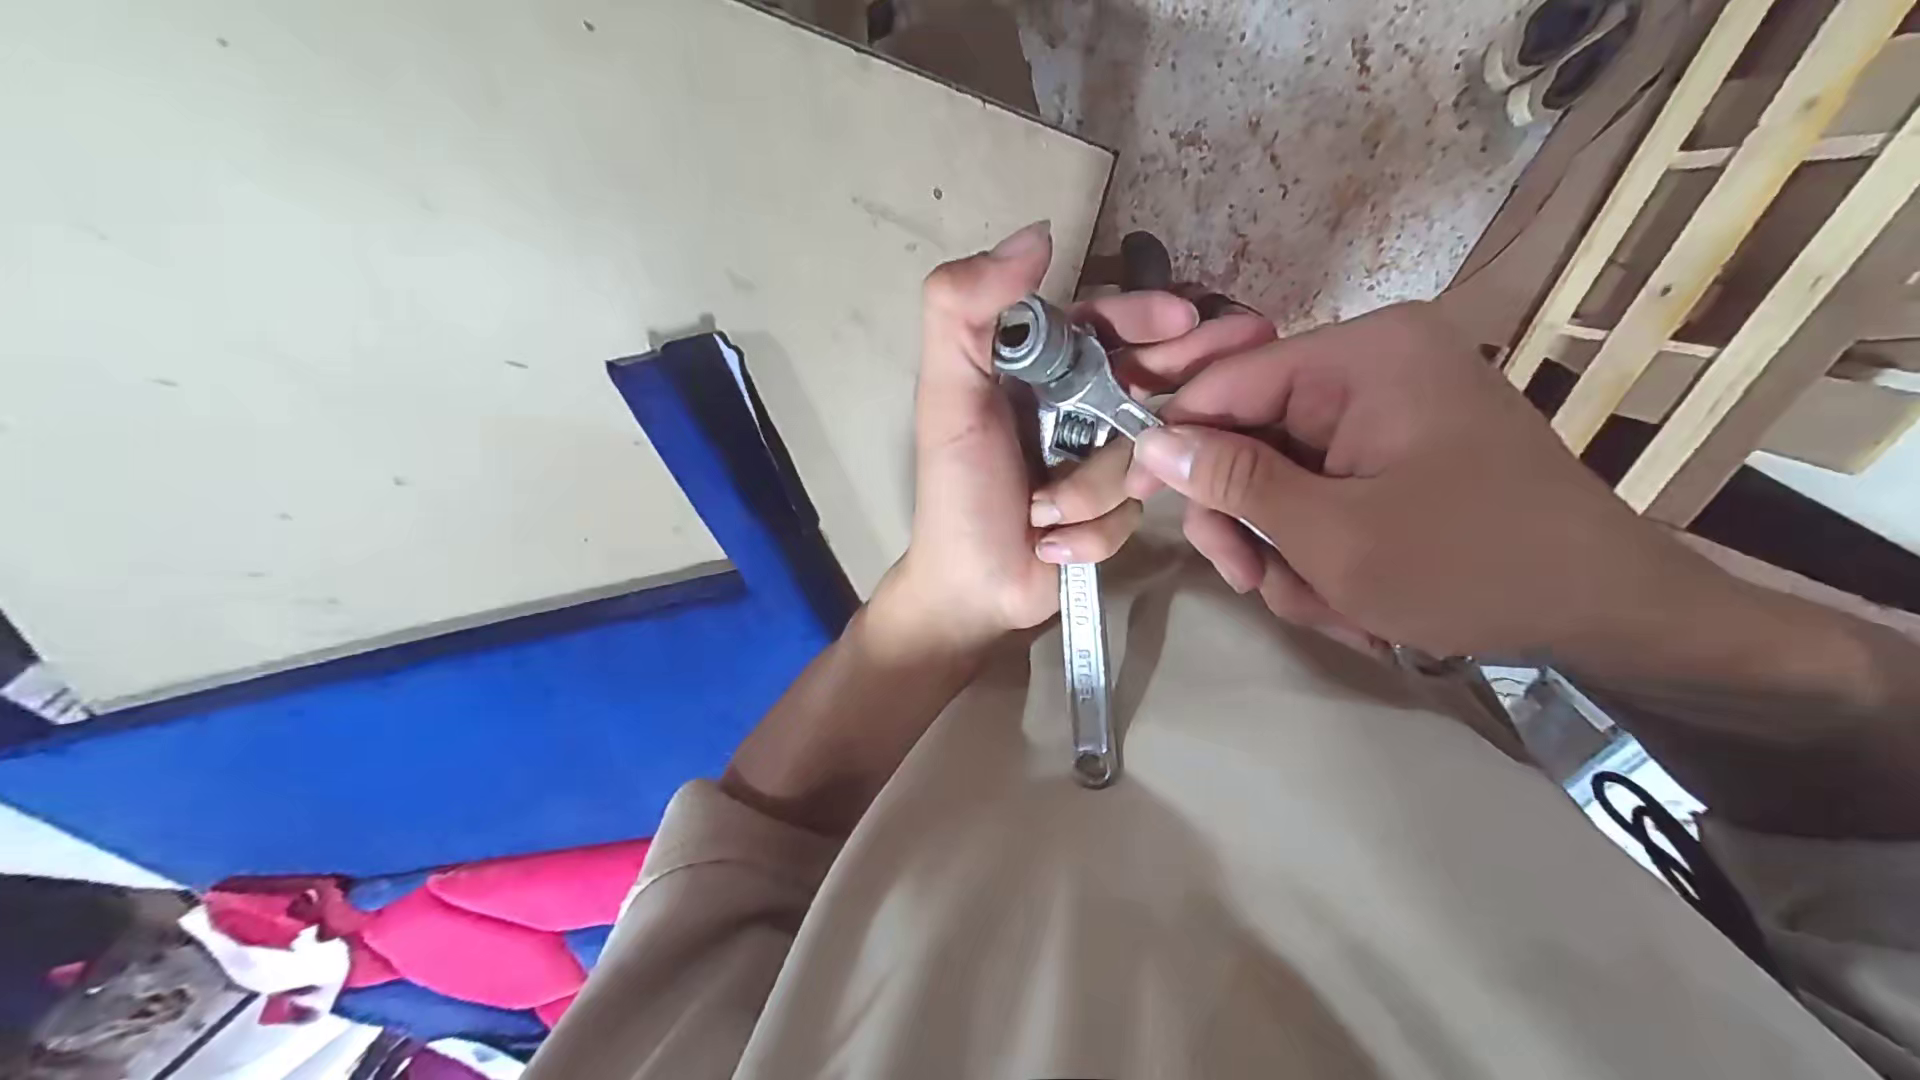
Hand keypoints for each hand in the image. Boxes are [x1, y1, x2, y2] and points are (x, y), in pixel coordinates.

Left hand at [887, 221, 1274, 652]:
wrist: (970, 588)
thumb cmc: (957, 491)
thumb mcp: (946, 397)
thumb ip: (962, 312)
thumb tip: (1035, 236)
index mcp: (1036, 374)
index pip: (1102, 326)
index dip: (1145, 317)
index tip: (1186, 319)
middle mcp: (1072, 408)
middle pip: (1146, 376)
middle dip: (1187, 372)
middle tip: (1249, 350)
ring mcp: (1096, 460)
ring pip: (1141, 456)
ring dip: (1091, 491)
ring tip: (1045, 516)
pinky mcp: (1110, 511)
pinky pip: (1131, 509)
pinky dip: (1091, 529)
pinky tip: (1054, 544)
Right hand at [1123, 301, 1729, 661]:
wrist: (1609, 616)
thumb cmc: (1471, 566)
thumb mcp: (1332, 533)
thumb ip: (1233, 481)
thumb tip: (1150, 442)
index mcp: (1362, 357)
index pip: (1227, 383)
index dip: (1173, 440)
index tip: (1139, 498)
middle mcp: (1369, 368)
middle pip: (1247, 434)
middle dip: (1243, 517)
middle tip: (1249, 579)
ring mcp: (1382, 412)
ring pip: (1274, 475)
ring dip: (1280, 547)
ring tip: (1320, 600)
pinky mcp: (1390, 452)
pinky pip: (1313, 492)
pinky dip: (1314, 548)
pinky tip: (1345, 592)